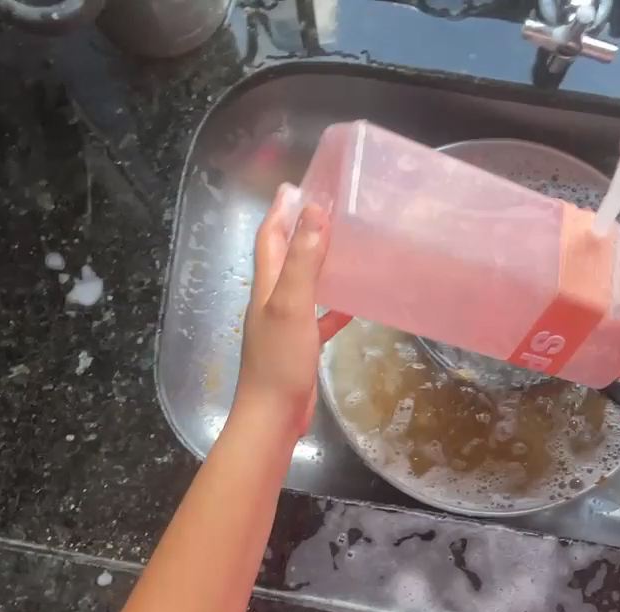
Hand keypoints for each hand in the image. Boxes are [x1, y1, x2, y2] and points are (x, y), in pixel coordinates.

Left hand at [233, 185, 351, 436]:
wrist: (273, 417)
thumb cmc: (279, 362)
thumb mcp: (291, 305)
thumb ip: (302, 260)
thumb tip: (314, 212)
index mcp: (266, 288)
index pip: (269, 239)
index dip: (280, 212)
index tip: (295, 186)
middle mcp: (272, 302)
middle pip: (284, 258)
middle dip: (300, 232)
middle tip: (325, 210)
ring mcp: (285, 327)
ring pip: (303, 287)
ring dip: (319, 266)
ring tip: (344, 249)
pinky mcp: (299, 350)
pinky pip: (318, 321)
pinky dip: (332, 310)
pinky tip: (353, 307)